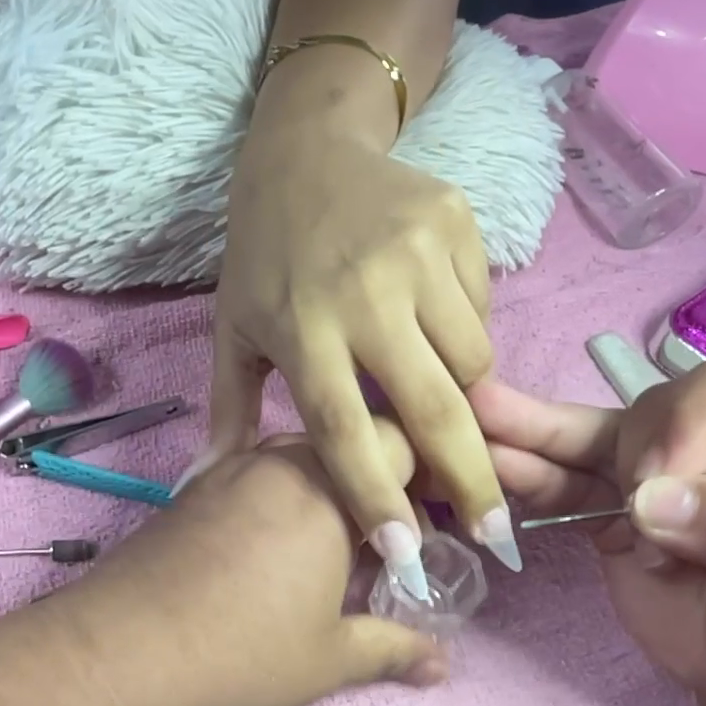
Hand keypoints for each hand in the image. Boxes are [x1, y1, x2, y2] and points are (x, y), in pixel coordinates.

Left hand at [60, 426, 443, 705]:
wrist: (120, 653)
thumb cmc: (240, 656)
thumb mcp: (327, 659)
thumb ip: (391, 649)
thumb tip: (441, 665)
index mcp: (326, 489)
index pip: (400, 448)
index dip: (429, 476)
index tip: (437, 515)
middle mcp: (278, 464)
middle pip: (346, 443)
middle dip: (377, 478)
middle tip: (389, 532)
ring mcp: (227, 473)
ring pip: (296, 455)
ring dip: (325, 484)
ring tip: (333, 538)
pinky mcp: (191, 492)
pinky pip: (251, 474)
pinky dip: (278, 494)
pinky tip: (271, 543)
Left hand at [202, 121, 516, 604]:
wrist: (305, 152)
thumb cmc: (262, 255)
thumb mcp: (233, 329)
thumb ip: (230, 408)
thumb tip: (207, 481)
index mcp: (301, 332)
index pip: (344, 431)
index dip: (376, 497)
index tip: (409, 554)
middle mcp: (366, 298)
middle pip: (433, 408)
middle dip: (471, 481)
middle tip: (498, 537)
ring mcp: (419, 257)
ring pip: (472, 361)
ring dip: (465, 396)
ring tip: (439, 394)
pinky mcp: (459, 225)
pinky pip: (483, 309)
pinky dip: (467, 335)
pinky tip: (433, 324)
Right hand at [472, 337, 705, 705]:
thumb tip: (648, 499)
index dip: (704, 409)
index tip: (668, 480)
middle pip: (670, 400)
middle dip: (636, 448)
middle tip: (630, 509)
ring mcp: (679, 472)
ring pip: (605, 435)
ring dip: (538, 430)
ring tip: (477, 412)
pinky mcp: (624, 510)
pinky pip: (572, 482)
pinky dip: (529, 474)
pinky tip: (482, 457)